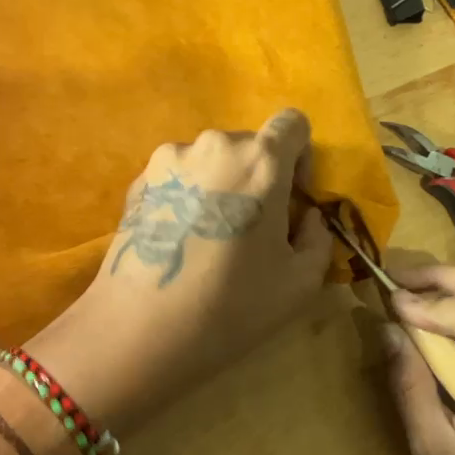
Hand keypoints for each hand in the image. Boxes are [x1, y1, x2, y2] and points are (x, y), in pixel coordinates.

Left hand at [28, 108, 333, 432]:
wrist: (138, 331)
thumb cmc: (231, 306)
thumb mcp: (300, 283)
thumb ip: (318, 237)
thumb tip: (306, 216)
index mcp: (260, 160)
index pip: (293, 123)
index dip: (301, 159)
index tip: (291, 201)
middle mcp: (214, 145)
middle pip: (250, 145)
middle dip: (259, 179)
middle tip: (252, 232)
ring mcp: (168, 160)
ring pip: (212, 161)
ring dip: (222, 187)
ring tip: (210, 240)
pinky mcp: (137, 181)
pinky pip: (179, 177)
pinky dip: (188, 198)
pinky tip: (179, 243)